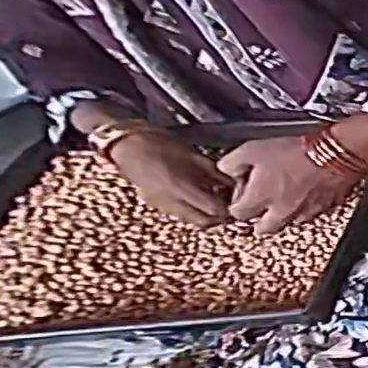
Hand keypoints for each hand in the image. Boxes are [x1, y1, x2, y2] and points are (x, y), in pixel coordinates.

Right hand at [107, 131, 232, 227]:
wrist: (128, 145)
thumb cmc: (166, 148)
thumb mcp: (199, 159)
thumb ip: (219, 176)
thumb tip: (239, 188)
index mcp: (181, 187)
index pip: (215, 210)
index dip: (231, 208)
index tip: (239, 201)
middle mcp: (169, 200)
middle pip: (205, 222)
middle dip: (221, 217)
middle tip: (230, 205)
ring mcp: (160, 204)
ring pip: (193, 220)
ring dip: (208, 215)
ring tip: (216, 201)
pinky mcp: (155, 204)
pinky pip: (181, 215)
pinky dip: (195, 211)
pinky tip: (200, 199)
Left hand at [218, 135, 358, 236]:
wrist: (336, 153)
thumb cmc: (298, 151)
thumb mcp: (251, 149)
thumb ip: (231, 164)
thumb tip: (228, 170)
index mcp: (261, 198)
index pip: (238, 214)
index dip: (237, 205)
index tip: (241, 196)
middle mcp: (284, 210)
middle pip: (266, 229)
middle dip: (260, 221)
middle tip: (262, 208)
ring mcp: (309, 210)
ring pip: (292, 222)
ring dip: (287, 214)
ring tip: (288, 198)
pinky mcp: (329, 206)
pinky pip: (315, 212)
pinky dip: (310, 206)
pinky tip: (310, 192)